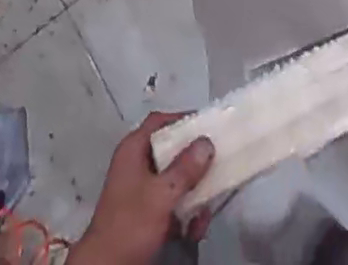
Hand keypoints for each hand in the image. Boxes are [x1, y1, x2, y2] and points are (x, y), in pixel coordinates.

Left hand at [66, 113, 213, 264]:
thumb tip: (206, 142)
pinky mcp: (147, 212)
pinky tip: (195, 230)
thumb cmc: (131, 223)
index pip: (159, 121)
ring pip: (176, 180)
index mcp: (134, 150)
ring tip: (204, 214)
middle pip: (171, 151)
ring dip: (194, 196)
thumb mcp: (161, 194)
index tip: (208, 125)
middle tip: (217, 167)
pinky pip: (172, 203)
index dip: (182, 119)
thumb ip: (185, 168)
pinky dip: (185, 214)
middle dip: (195, 165)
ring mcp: (141, 189)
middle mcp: (137, 164)